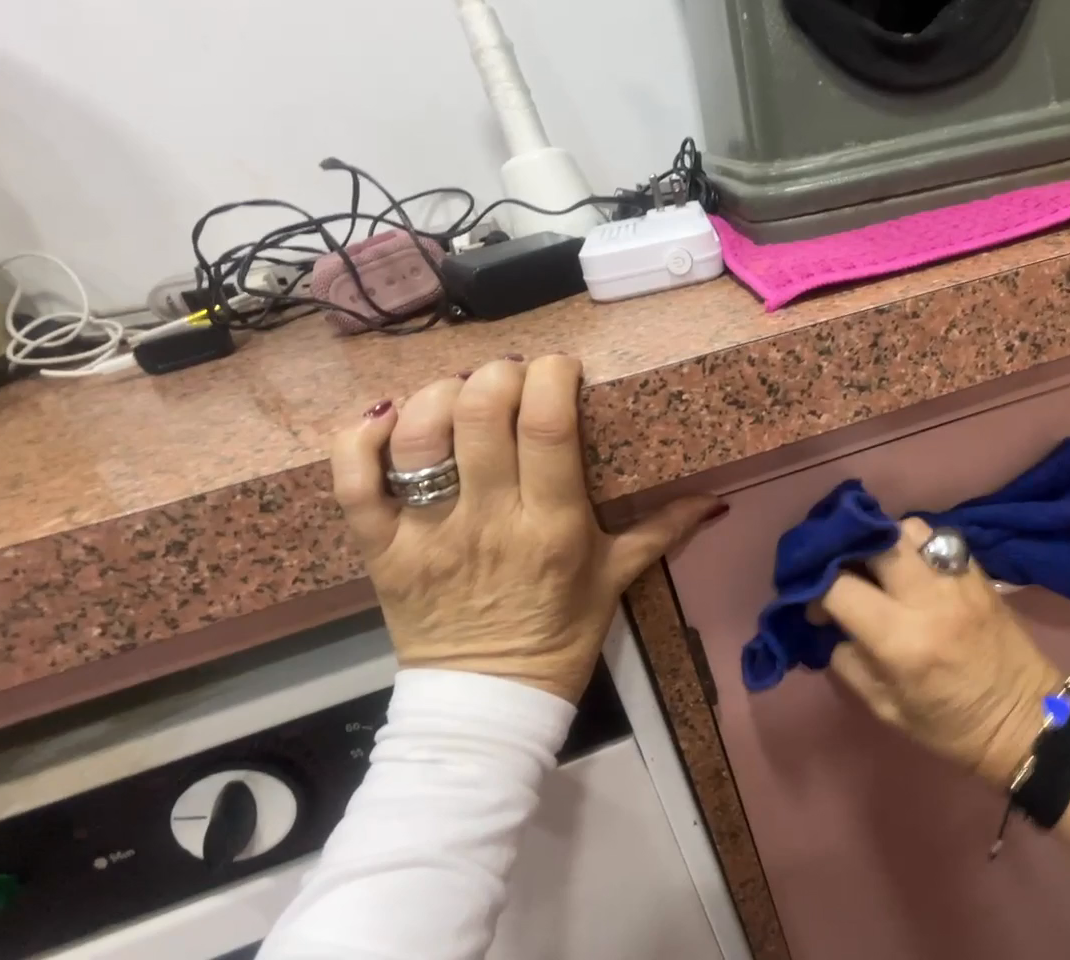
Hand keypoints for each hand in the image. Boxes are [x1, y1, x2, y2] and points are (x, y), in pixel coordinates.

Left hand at [329, 355, 721, 701]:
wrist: (489, 702)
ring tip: (459, 395)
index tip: (562, 368)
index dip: (553, 377)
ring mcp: (428, 535)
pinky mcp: (381, 551)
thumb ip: (665, 530)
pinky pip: (353, 483)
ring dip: (437, 396)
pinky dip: (359, 439)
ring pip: (418, 437)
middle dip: (499, 374)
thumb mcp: (618, 579)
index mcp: (553, 526)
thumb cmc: (561, 634)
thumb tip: (716, 498)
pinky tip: (385, 420)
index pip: (549, 427)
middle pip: (481, 414)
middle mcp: (489, 521)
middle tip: (512, 376)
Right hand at [818, 518, 1064, 787]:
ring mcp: (958, 579)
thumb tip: (829, 623)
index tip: (815, 604)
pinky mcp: (979, 573)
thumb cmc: (952, 726)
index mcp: (901, 639)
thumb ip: (849, 660)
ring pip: (909, 529)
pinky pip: (939, 539)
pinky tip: (912, 567)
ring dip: (884, 540)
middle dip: (847, 551)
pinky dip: (916, 545)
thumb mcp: (886, 708)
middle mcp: (929, 598)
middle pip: (875, 541)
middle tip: (840, 569)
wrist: (1028, 721)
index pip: (840, 586)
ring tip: (878, 563)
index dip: (816, 590)